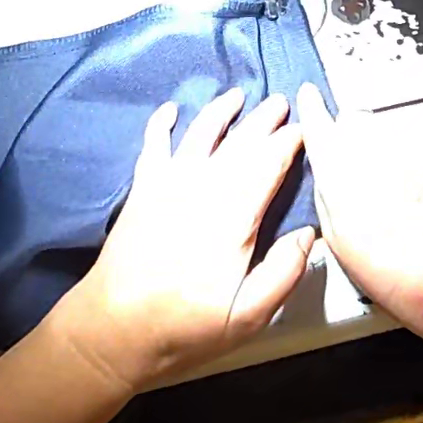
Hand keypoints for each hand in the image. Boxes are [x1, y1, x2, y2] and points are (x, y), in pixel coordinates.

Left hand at [43, 89, 313, 392]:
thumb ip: (284, 273)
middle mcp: (203, 189)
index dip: (287, 144)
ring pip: (201, 136)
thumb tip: (310, 233)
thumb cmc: (185, 326)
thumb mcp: (247, 317)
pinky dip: (161, 125)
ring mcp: (168, 185)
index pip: (267, 166)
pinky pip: (153, 146)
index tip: (303, 129)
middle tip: (281, 101)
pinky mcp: (142, 190)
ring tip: (238, 94)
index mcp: (234, 217)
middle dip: (263, 121)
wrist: (113, 328)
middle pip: (239, 144)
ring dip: (221, 112)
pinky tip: (170, 109)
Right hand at [295, 83, 422, 353]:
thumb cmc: (390, 265)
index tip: (311, 97)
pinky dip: (420, 152)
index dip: (313, 108)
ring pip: (388, 127)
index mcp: (334, 167)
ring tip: (405, 186)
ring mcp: (404, 136)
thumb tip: (326, 166)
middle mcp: (365, 142)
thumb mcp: (335, 232)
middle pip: (353, 120)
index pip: (316, 118)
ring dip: (391, 146)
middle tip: (374, 176)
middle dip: (358, 139)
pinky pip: (419, 135)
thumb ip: (325, 186)